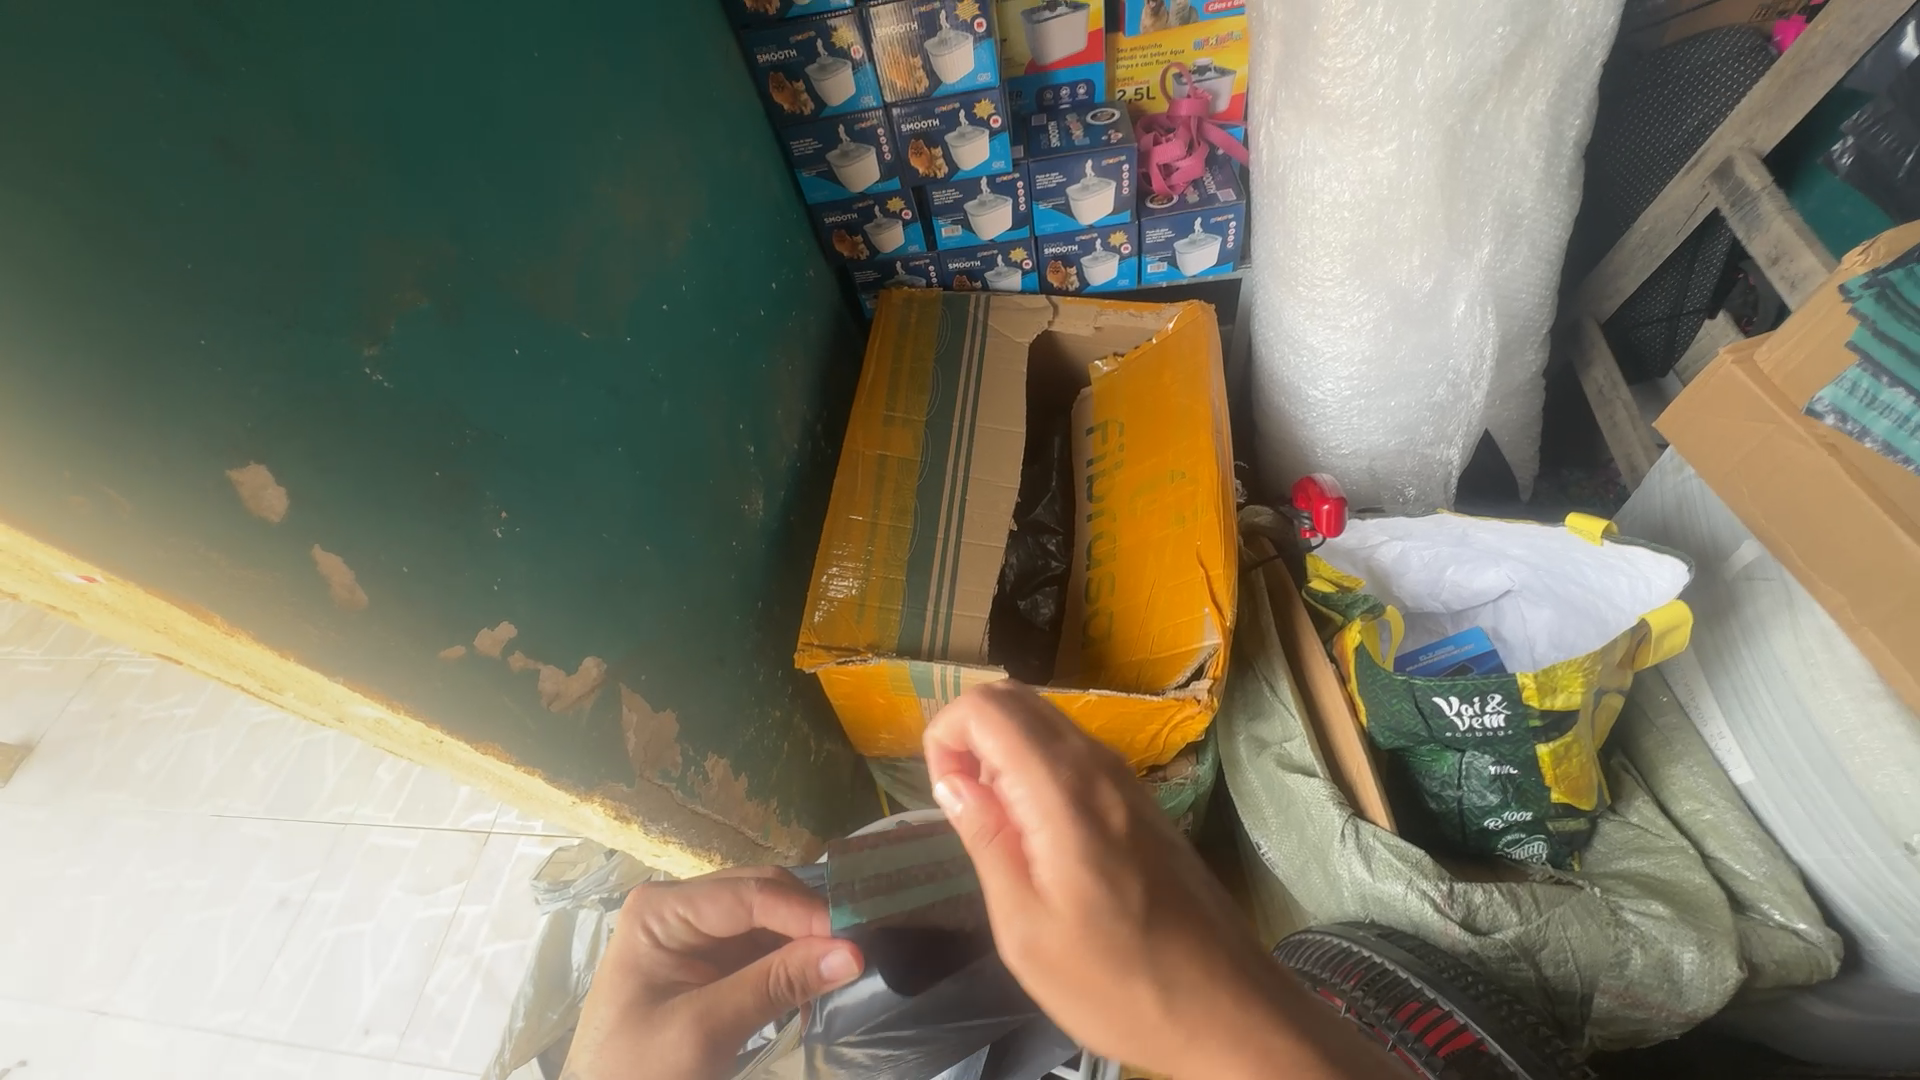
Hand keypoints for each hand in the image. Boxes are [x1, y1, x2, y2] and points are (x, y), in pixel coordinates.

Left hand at [564, 866, 863, 1079]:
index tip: (855, 938)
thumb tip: (853, 952)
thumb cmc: (636, 1076)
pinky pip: (767, 947)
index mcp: (662, 907)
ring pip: (773, 919)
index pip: (750, 893)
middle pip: (765, 896)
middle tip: (857, 950)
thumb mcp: (704, 1032)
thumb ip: (776, 984)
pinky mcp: (713, 964)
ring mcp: (698, 934)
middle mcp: (682, 907)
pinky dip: (795, 963)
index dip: (806, 912)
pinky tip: (816, 983)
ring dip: (808, 942)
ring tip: (845, 966)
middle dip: (810, 922)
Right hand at [924, 682, 1395, 1079]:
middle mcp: (1094, 760)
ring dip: (1001, 748)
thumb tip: (952, 782)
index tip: (946, 796)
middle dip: (969, 734)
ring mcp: (1121, 773)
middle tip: (964, 805)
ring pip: (1042, 717)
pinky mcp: (1136, 793)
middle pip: (1013, 697)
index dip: (946, 736)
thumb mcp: (1026, 928)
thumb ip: (985, 839)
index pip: (987, 706)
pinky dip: (1034, 762)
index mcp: (1062, 787)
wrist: (1228, 1008)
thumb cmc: (1118, 981)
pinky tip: (1037, 829)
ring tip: (998, 823)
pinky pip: (1069, 746)